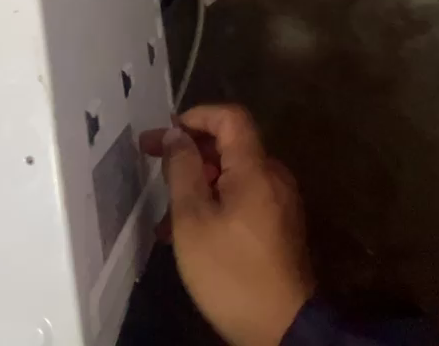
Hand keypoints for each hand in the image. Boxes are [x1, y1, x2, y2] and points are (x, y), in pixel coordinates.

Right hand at [141, 105, 313, 345]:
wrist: (284, 333)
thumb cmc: (231, 273)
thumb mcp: (192, 219)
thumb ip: (183, 170)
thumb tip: (178, 134)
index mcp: (255, 169)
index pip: (230, 117)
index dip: (196, 116)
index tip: (166, 134)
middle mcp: (273, 177)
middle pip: (230, 145)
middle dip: (190, 151)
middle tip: (154, 163)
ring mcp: (280, 203)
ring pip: (234, 175)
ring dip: (199, 182)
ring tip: (166, 212)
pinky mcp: (280, 228)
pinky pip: (244, 198)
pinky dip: (216, 202)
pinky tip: (191, 232)